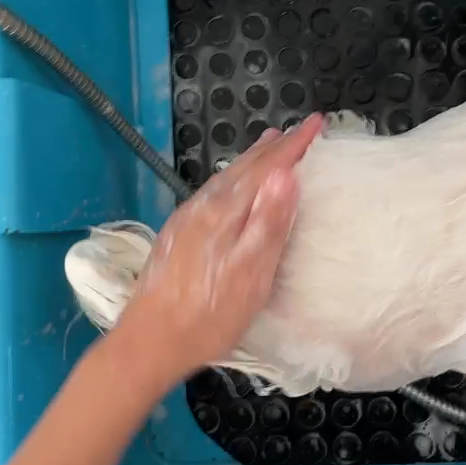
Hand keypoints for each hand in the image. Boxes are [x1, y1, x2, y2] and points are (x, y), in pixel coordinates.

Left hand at [110, 114, 322, 387]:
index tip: (316, 122)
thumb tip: (287, 174)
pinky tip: (232, 189)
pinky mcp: (177, 236)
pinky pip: (213, 193)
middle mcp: (202, 208)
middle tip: (296, 130)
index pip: (265, 168)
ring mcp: (186, 221)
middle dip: (272, 147)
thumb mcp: (250, 275)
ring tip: (267, 147)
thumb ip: (268, 224)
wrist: (149, 342)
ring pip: (225, 179)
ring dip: (250, 161)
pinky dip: (232, 180)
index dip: (293, 146)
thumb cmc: (208, 316)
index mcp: (223, 212)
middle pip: (242, 168)